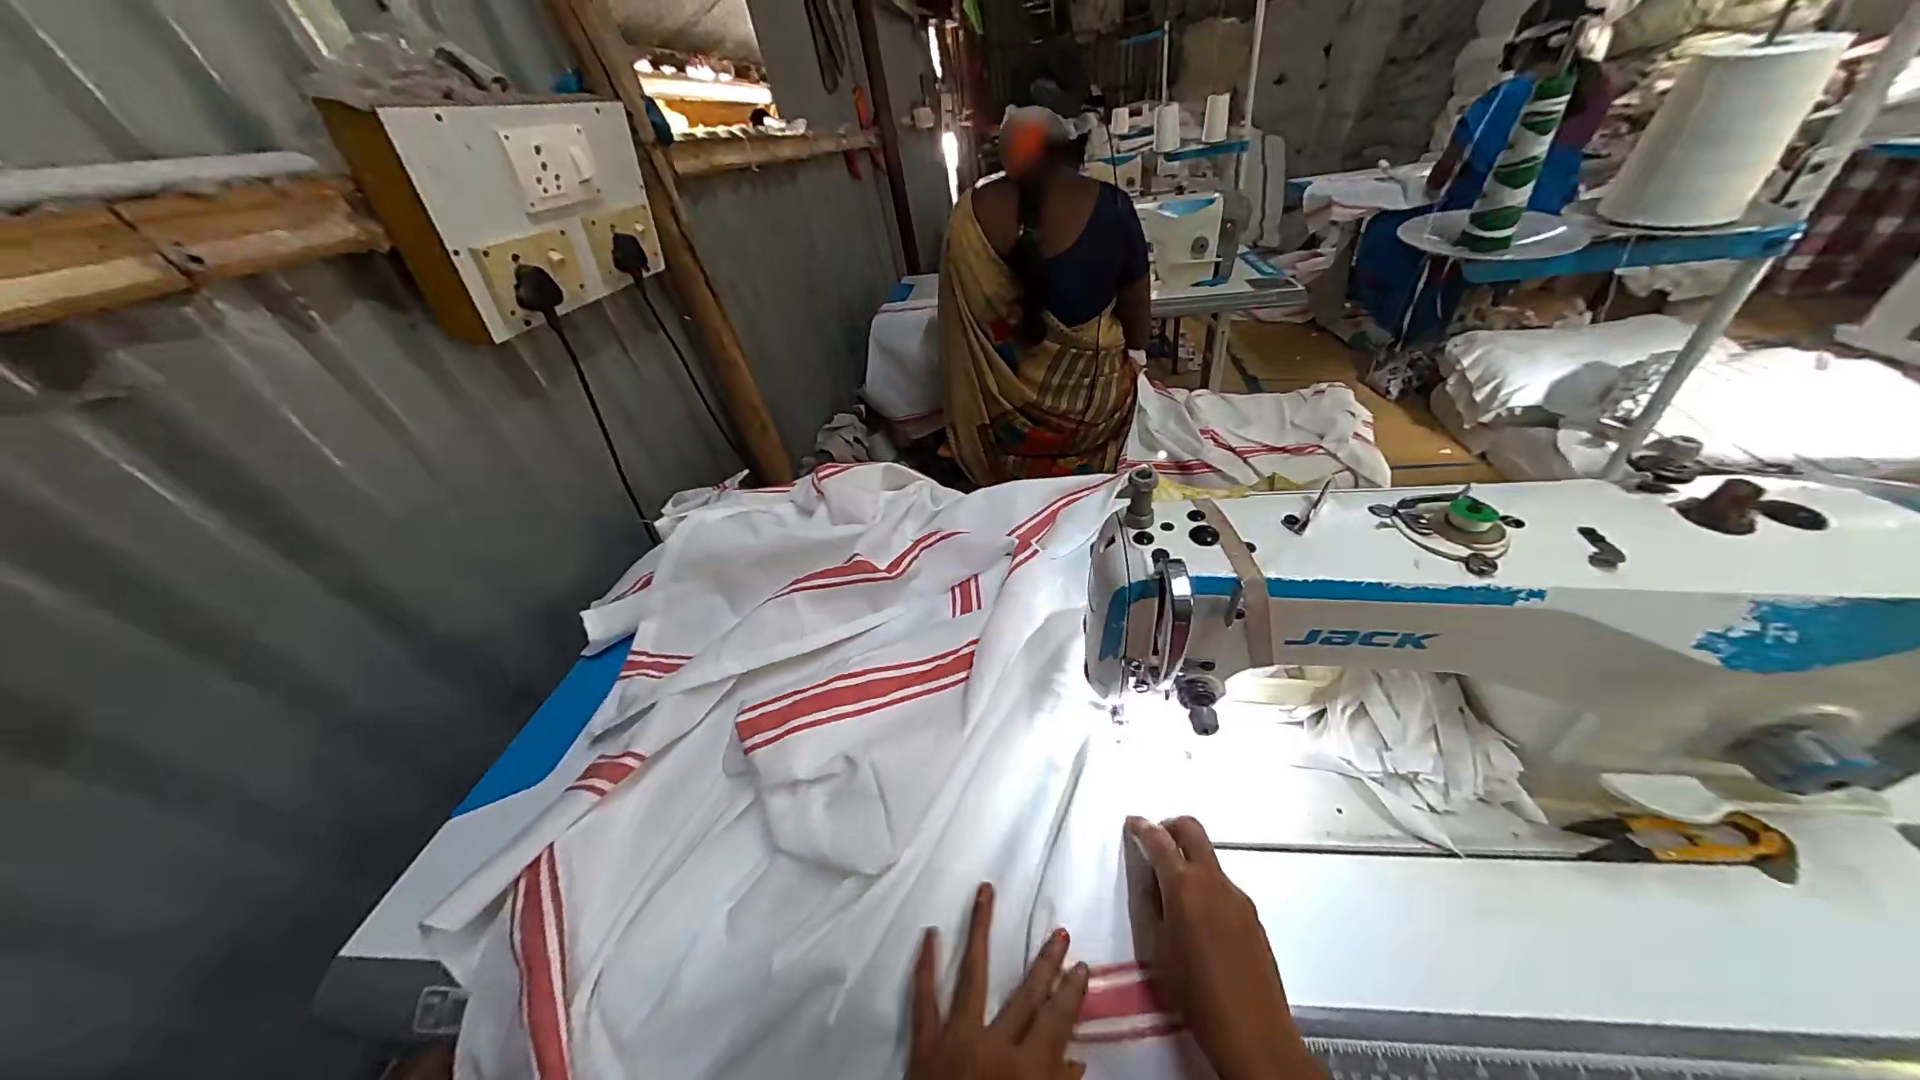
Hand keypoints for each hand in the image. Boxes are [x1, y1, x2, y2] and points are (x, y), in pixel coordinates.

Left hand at [909, 883, 1089, 1079]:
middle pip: (1025, 995)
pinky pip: (924, 999)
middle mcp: (994, 1046)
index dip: (1071, 992)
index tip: (1081, 965)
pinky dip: (925, 967)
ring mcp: (955, 1039)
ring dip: (980, 930)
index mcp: (1026, 1070)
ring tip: (985, 892)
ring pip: (973, 975)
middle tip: (1059, 931)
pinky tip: (929, 935)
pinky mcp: (924, 1043)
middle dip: (1045, 962)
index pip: (1056, 1021)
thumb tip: (1079, 1064)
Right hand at [1126, 816, 1315, 1079]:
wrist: (1254, 1034)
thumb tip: (1152, 883)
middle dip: (1170, 826)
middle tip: (1154, 838)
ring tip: (1172, 890)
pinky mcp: (1253, 917)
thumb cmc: (1196, 996)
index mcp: (1185, 887)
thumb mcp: (1157, 948)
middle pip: (1192, 830)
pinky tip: (1198, 919)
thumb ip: (1153, 905)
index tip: (1132, 824)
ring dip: (1189, 859)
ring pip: (1209, 859)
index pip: (1159, 840)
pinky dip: (1206, 885)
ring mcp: (1238, 898)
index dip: (1142, 827)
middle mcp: (1214, 882)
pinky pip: (1223, 887)